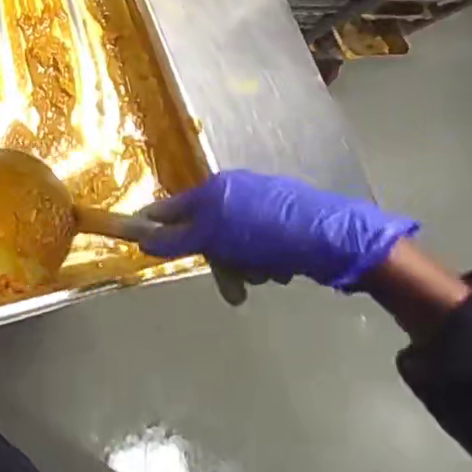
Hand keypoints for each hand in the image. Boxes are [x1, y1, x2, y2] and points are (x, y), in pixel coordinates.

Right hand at [140, 170, 416, 288]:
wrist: (332, 236)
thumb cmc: (265, 232)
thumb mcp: (213, 235)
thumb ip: (175, 238)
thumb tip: (140, 238)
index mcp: (216, 188)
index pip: (173, 206)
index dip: (154, 223)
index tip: (139, 241)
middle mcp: (237, 193)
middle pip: (206, 231)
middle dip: (217, 260)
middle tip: (230, 282)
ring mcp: (263, 206)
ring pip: (235, 245)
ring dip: (244, 266)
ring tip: (264, 275)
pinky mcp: (286, 222)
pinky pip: (261, 247)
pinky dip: (267, 262)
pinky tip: (281, 270)